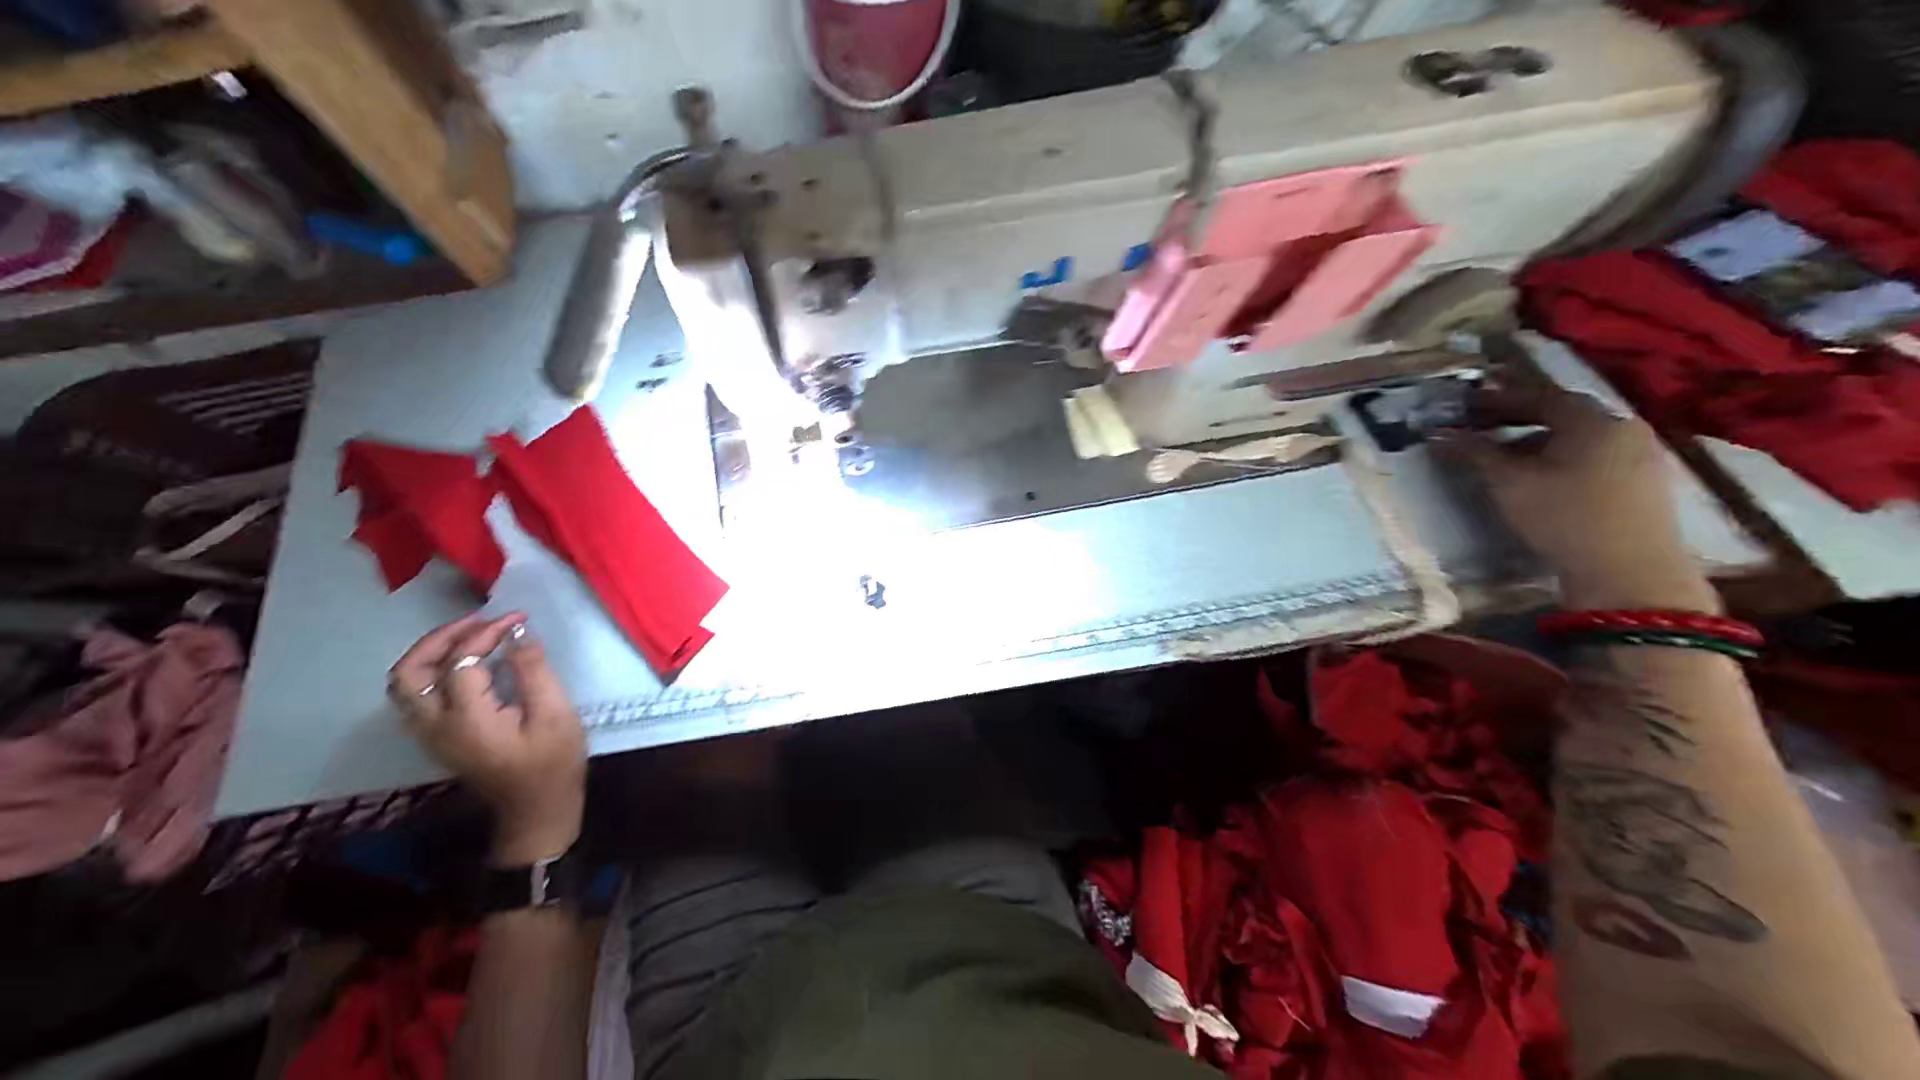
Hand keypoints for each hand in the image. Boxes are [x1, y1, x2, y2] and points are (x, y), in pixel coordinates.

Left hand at [389, 613, 586, 863]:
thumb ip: (533, 671)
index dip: (486, 633)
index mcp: (467, 718)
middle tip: (479, 621)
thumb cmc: (552, 762)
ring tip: (468, 636)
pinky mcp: (435, 738)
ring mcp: (430, 734)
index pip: (461, 661)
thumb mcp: (556, 714)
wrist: (536, 808)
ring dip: (430, 653)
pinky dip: (430, 670)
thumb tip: (518, 633)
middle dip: (441, 638)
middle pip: (411, 670)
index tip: (518, 618)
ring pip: (404, 684)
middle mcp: (436, 725)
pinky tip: (461, 663)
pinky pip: (414, 696)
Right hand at [1437, 377, 1718, 613]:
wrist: (1630, 573)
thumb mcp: (1509, 483)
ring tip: (1502, 457)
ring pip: (1578, 438)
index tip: (1465, 405)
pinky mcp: (1643, 485)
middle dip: (1517, 419)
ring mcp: (1641, 457)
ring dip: (1537, 441)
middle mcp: (1623, 429)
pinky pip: (1593, 457)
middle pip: (1563, 415)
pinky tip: (1537, 478)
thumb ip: (1474, 453)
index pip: (1540, 396)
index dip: (1499, 399)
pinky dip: (1560, 458)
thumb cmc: (1564, 517)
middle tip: (1478, 427)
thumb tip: (1438, 433)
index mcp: (1594, 420)